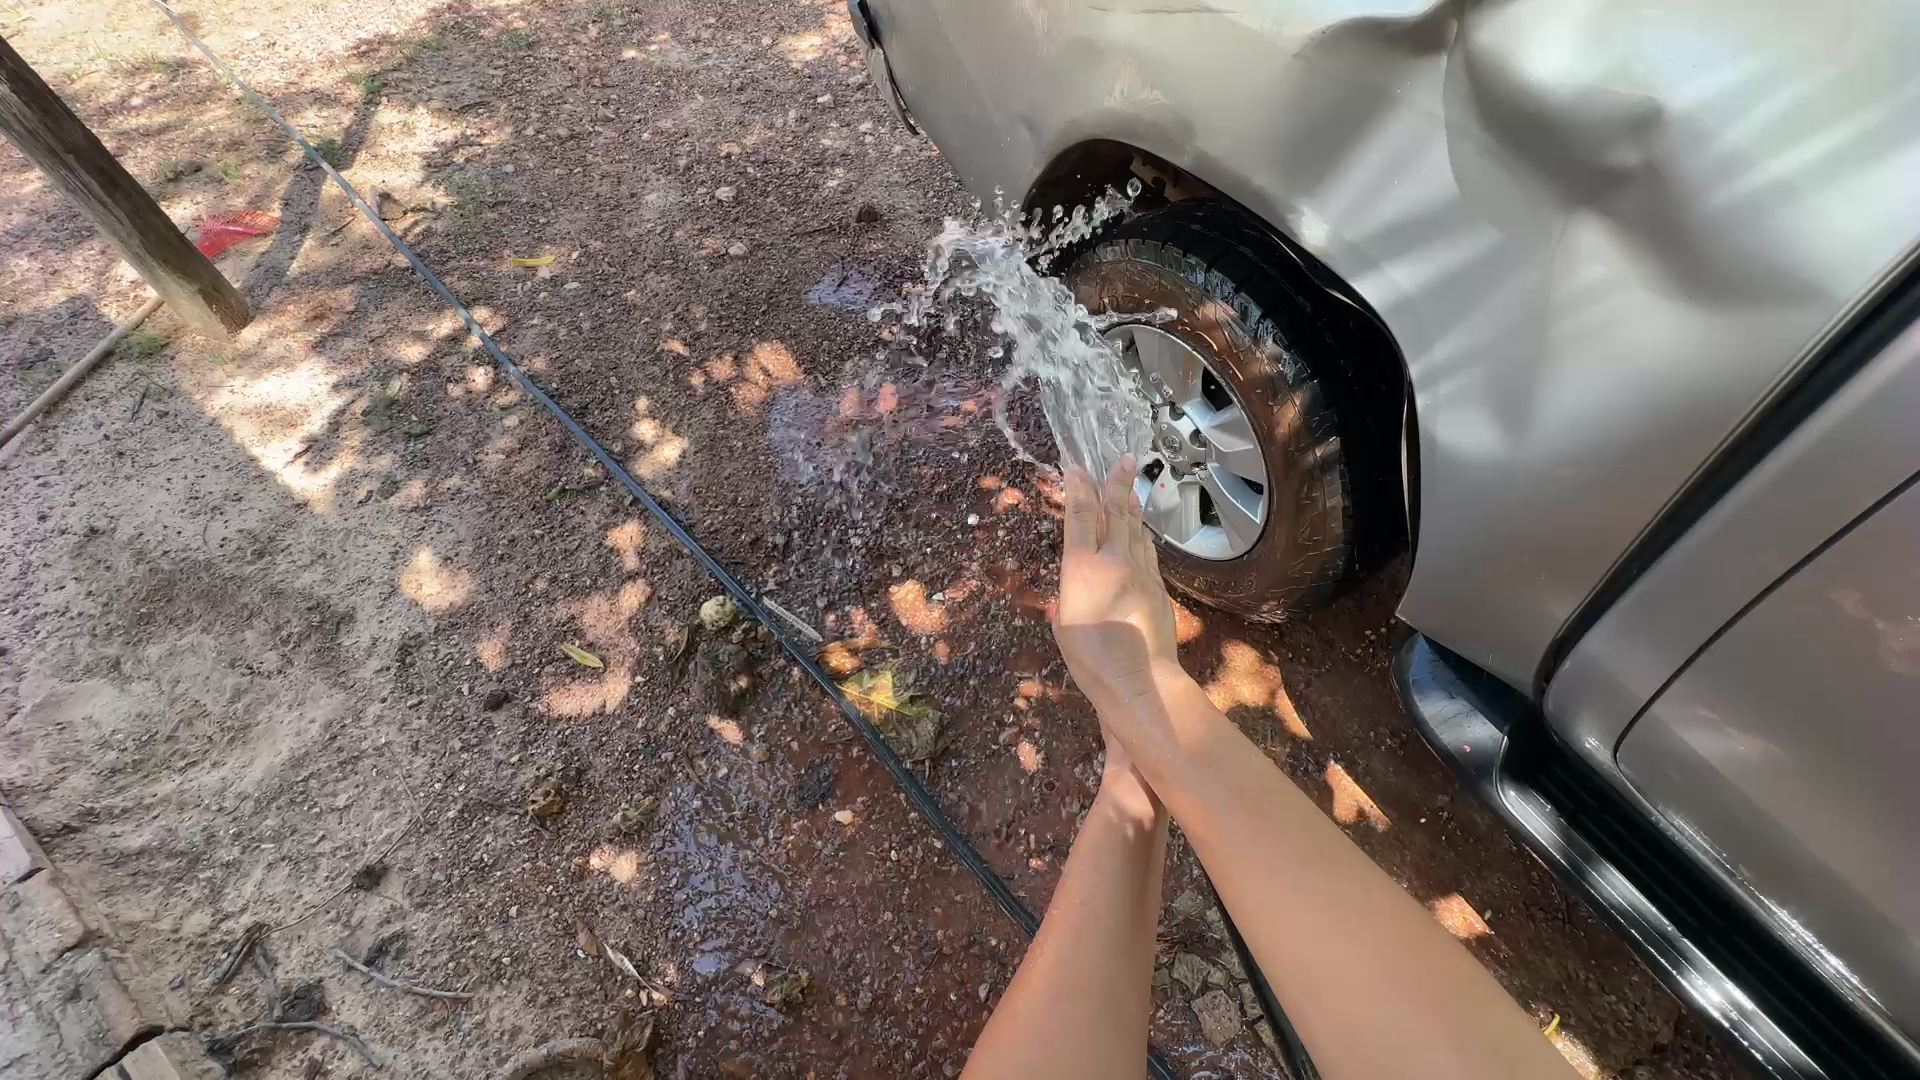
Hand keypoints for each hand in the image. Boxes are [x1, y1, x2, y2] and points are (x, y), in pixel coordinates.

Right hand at [1054, 457, 1180, 713]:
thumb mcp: (1062, 629)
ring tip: (1131, 489)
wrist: (1139, 678)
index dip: (1078, 488)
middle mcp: (1112, 561)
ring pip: (1135, 529)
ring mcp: (1139, 572)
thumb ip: (1064, 605)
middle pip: (1114, 512)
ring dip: (1132, 506)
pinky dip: (1142, 537)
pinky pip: (1148, 552)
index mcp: (1081, 568)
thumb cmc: (1090, 659)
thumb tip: (1068, 599)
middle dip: (1116, 483)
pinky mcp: (1158, 587)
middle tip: (1123, 460)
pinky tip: (1142, 534)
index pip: (1079, 516)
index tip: (1076, 468)